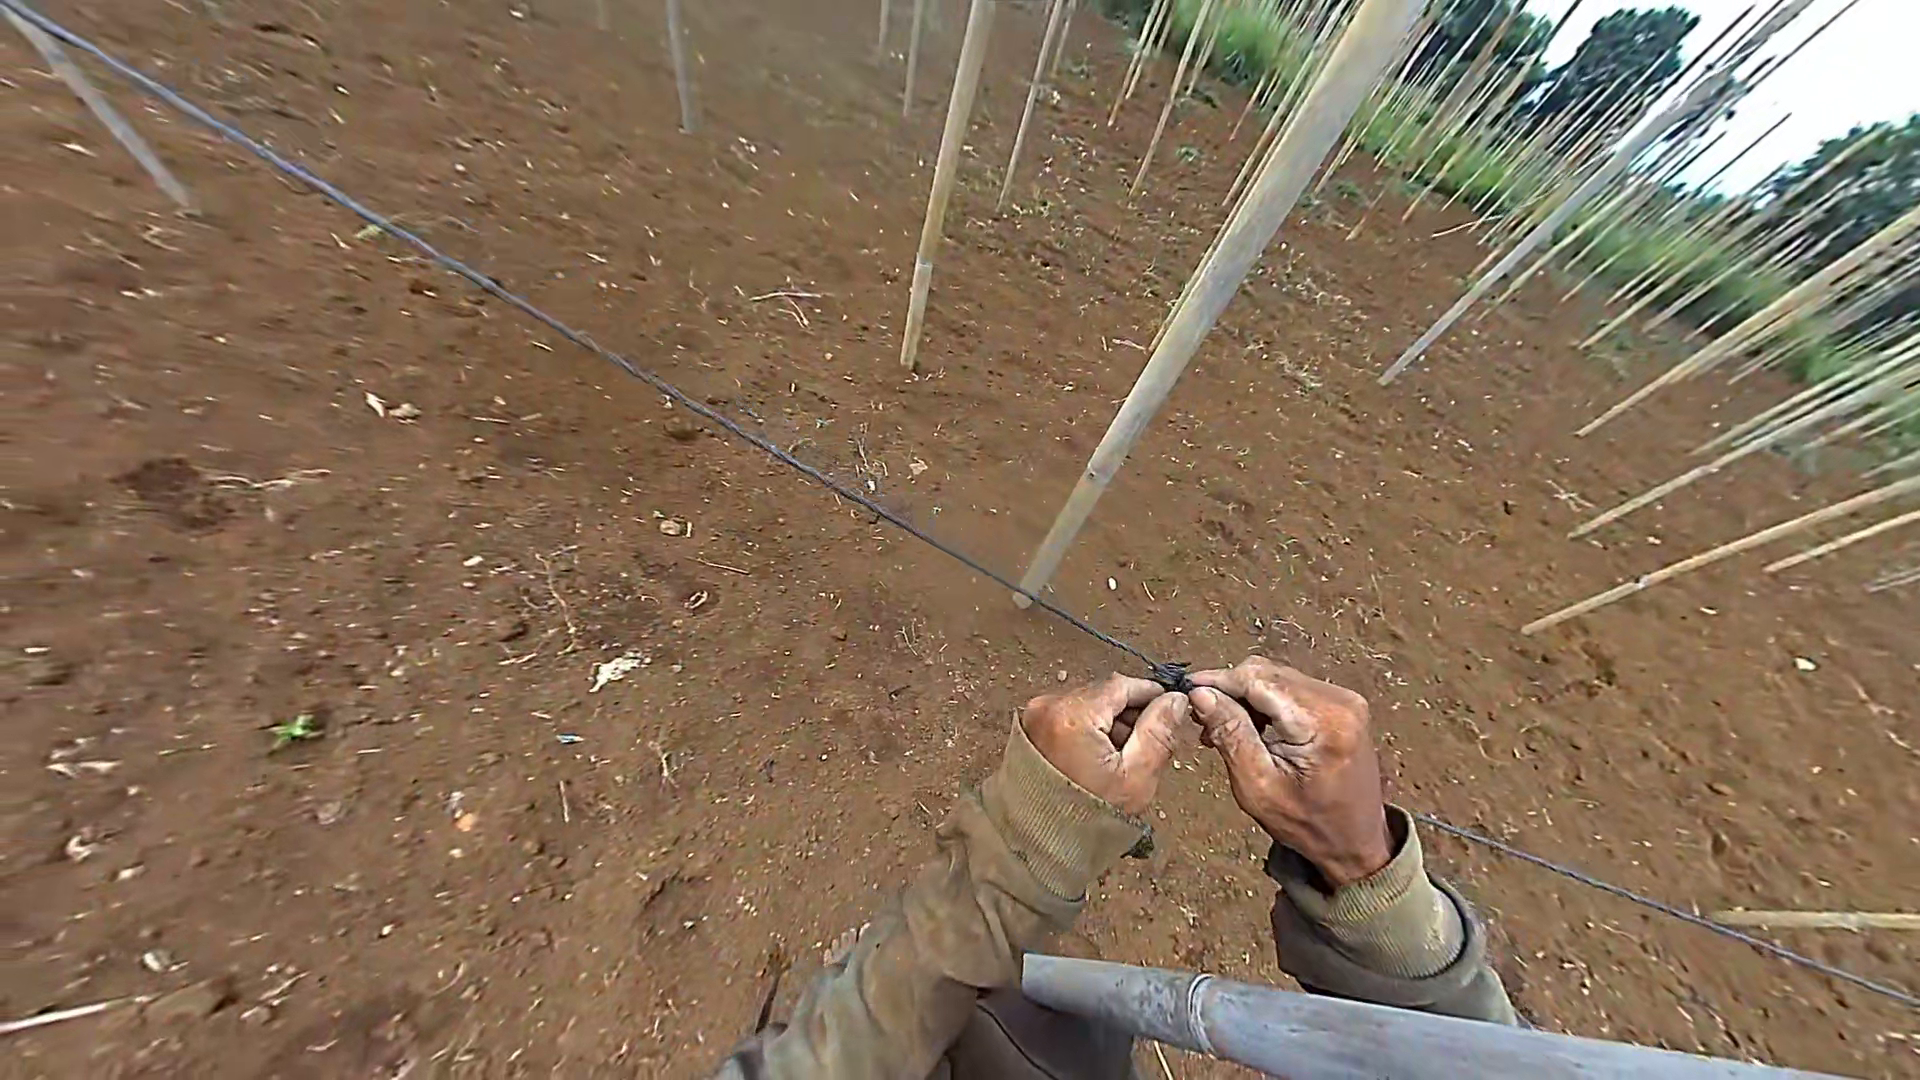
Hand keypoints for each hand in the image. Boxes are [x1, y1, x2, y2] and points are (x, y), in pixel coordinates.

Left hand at [1021, 675, 1190, 815]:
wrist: (1038, 845)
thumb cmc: (1088, 817)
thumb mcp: (1135, 778)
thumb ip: (1158, 733)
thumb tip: (1176, 699)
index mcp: (1072, 714)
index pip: (1120, 684)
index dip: (1149, 693)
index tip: (1170, 706)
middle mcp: (1049, 705)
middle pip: (1102, 692)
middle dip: (1129, 711)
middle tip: (1149, 741)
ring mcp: (1036, 714)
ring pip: (1087, 702)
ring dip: (1110, 720)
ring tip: (1123, 756)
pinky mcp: (1031, 725)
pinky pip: (1069, 714)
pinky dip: (1089, 727)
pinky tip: (1100, 757)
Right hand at [1188, 657, 1391, 887]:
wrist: (1357, 842)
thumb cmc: (1306, 824)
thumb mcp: (1257, 785)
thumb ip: (1230, 733)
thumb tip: (1199, 692)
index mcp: (1323, 723)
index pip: (1257, 678)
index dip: (1217, 680)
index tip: (1186, 690)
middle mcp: (1338, 701)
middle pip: (1264, 672)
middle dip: (1228, 689)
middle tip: (1202, 716)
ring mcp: (1342, 699)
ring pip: (1272, 675)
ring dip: (1242, 694)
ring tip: (1220, 725)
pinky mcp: (1339, 703)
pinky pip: (1287, 685)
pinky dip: (1261, 699)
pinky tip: (1246, 723)